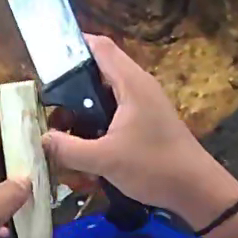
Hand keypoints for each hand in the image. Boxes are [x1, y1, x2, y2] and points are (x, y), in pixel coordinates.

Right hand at [43, 36, 237, 228]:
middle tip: (49, 113)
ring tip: (64, 138)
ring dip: (82, 116)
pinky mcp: (145, 125)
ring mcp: (142, 107)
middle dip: (70, 93)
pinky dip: (96, 130)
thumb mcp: (104, 160)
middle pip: (96, 75)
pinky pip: (113, 118)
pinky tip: (85, 154)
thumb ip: (68, 149)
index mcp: (131, 84)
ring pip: (102, 100)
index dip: (72, 46)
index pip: (99, 47)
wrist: (196, 191)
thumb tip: (41, 139)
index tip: (45, 59)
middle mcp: (137, 88)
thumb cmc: (154, 167)